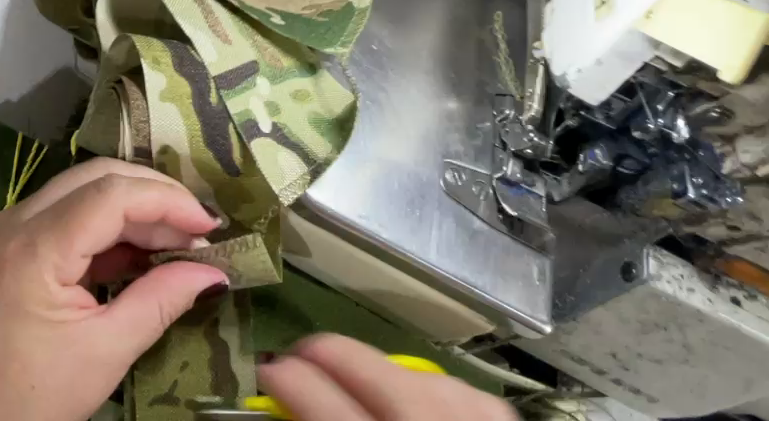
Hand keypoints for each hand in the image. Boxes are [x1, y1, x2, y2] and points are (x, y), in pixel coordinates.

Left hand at [0, 159, 229, 420]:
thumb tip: (214, 271)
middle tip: (199, 228)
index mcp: (36, 245)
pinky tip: (143, 249)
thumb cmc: (31, 397)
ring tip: (181, 239)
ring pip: (83, 189)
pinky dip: (108, 225)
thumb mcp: (105, 353)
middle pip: (98, 177)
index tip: (210, 225)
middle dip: (153, 195)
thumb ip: (160, 301)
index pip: (112, 193)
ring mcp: (12, 226)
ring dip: (133, 207)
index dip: (166, 199)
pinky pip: (68, 213)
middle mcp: (19, 219)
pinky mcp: (13, 241)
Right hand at [260, 335, 515, 420]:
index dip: (276, 372)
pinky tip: (415, 403)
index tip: (263, 370)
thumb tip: (283, 399)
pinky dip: (425, 388)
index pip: (308, 388)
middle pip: (355, 360)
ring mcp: (471, 417)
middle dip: (315, 354)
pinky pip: (453, 386)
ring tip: (356, 389)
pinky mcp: (504, 420)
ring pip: (403, 365)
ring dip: (370, 371)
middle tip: (296, 365)